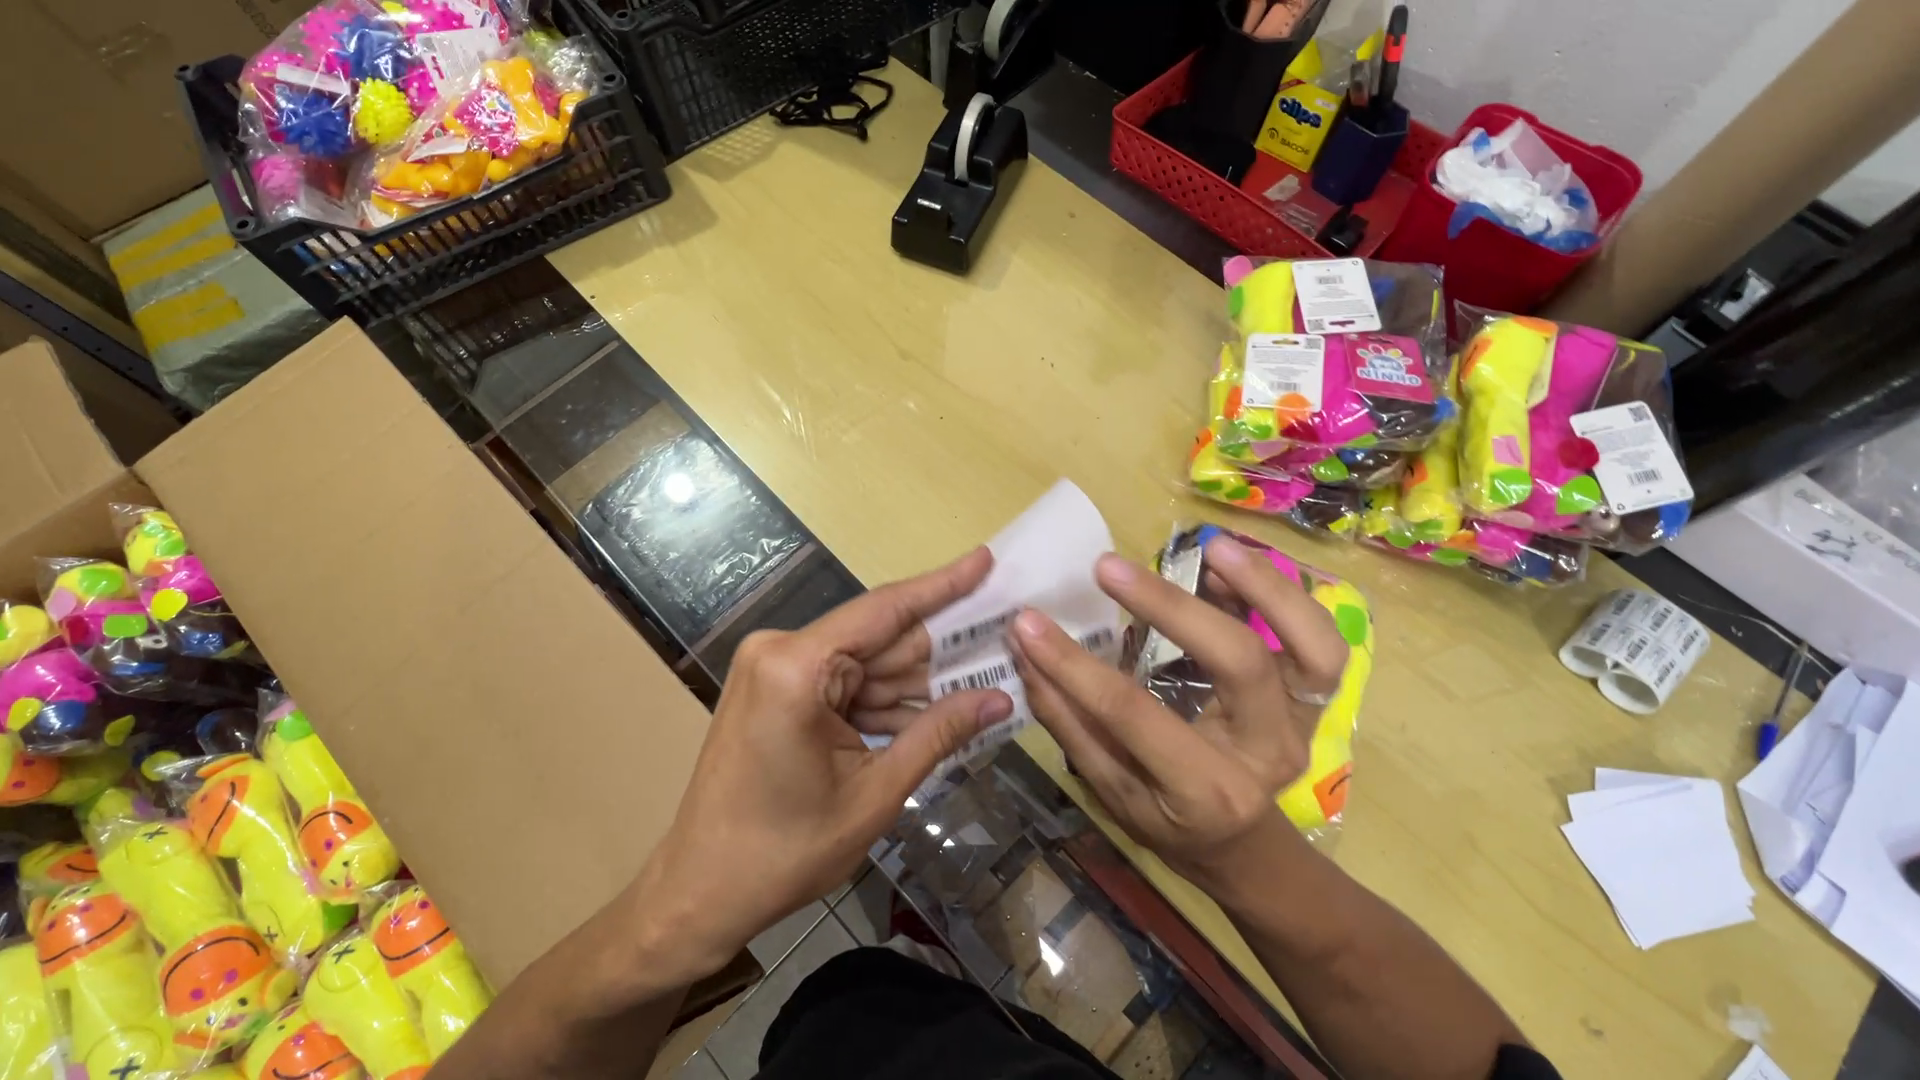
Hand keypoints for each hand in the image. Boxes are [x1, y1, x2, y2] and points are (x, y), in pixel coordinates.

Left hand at [623, 548, 1013, 983]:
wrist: (702, 893)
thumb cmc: (784, 852)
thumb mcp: (874, 793)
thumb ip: (938, 735)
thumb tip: (1001, 700)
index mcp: (796, 666)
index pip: (884, 610)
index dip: (943, 586)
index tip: (986, 559)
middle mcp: (781, 653)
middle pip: (880, 640)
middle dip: (940, 651)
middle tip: (1005, 643)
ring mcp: (774, 671)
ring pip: (867, 666)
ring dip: (918, 683)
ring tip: (986, 683)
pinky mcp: (776, 694)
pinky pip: (845, 686)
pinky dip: (885, 703)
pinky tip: (935, 714)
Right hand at [1011, 536, 1347, 882]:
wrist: (1242, 845)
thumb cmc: (1169, 823)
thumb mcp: (1110, 789)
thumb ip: (1070, 721)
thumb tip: (1025, 651)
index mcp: (1205, 790)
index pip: (1134, 715)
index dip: (1076, 666)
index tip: (1030, 622)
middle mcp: (1266, 753)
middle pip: (1238, 661)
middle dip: (1169, 605)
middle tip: (1107, 569)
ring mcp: (1303, 722)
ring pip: (1315, 645)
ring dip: (1264, 586)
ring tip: (1209, 548)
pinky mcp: (1314, 698)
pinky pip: (1318, 638)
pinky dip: (1279, 595)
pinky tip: (1225, 567)